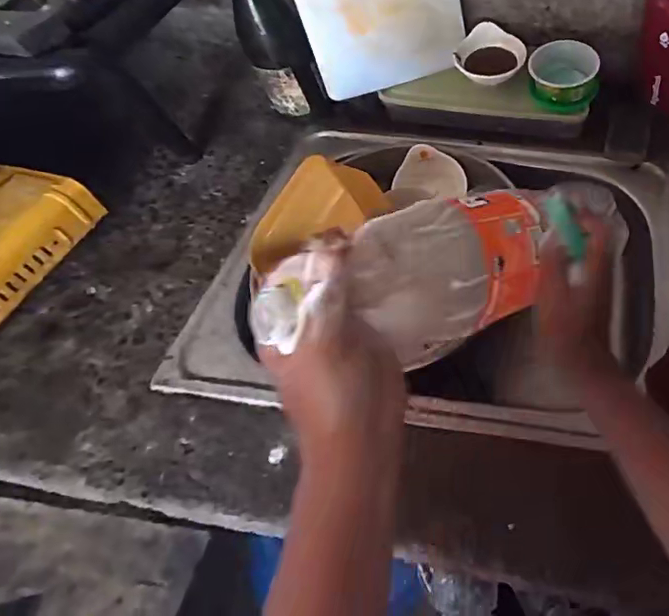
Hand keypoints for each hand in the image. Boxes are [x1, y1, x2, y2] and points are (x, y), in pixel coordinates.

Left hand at [258, 236, 405, 463]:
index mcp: (279, 323)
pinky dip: (373, 278)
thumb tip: (333, 242)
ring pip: (339, 281)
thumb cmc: (332, 394)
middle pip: (313, 273)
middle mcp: (302, 318)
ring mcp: (332, 323)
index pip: (284, 272)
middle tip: (358, 230)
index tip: (333, 231)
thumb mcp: (323, 338)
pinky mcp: (362, 330)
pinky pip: (363, 295)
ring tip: (374, 240)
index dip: (305, 249)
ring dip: (354, 261)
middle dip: (332, 250)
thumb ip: (326, 290)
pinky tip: (388, 263)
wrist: (364, 438)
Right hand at [536, 208, 620, 391]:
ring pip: (595, 248)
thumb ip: (553, 263)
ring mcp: (604, 282)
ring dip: (577, 236)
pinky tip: (556, 260)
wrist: (585, 367)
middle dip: (578, 221)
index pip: (601, 228)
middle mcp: (606, 271)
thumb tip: (553, 236)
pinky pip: (589, 260)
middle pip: (599, 235)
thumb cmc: (566, 333)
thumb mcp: (552, 296)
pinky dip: (576, 252)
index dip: (584, 214)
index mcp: (598, 267)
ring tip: (552, 233)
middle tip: (555, 217)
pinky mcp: (598, 293)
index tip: (563, 209)